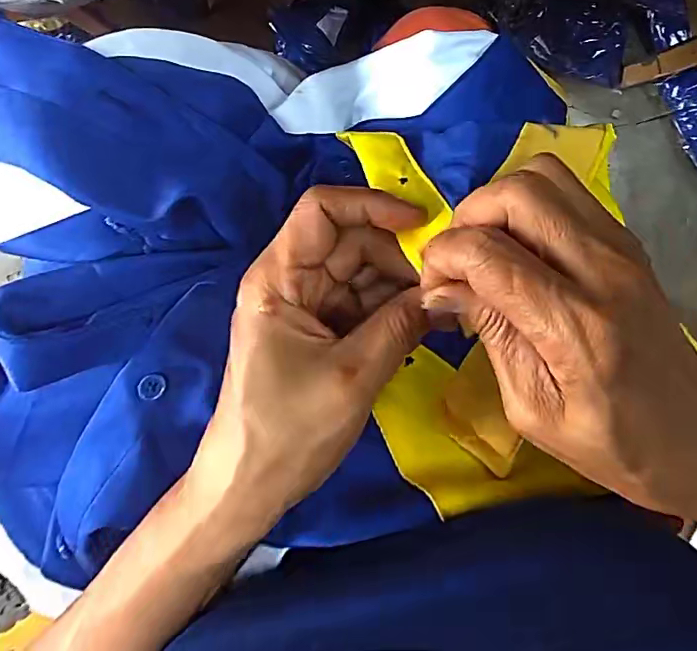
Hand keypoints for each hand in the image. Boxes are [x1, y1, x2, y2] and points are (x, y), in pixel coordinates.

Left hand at [183, 187, 431, 542]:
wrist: (248, 491)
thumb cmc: (286, 432)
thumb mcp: (353, 375)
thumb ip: (402, 324)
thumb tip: (448, 289)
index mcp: (279, 279)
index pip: (322, 209)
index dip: (372, 204)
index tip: (421, 225)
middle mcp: (295, 280)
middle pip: (357, 238)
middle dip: (402, 255)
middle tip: (442, 285)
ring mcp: (313, 302)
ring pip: (371, 267)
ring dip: (406, 283)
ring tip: (441, 310)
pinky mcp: (330, 324)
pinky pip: (372, 296)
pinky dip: (400, 305)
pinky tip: (428, 323)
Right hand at [419, 156, 696, 523]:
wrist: (693, 427)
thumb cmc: (614, 441)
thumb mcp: (535, 410)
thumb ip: (491, 334)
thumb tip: (441, 286)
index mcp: (576, 325)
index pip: (490, 253)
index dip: (444, 257)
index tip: (432, 284)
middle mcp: (602, 268)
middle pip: (520, 192)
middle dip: (469, 214)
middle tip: (458, 259)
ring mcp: (621, 245)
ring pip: (546, 175)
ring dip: (501, 200)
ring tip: (488, 246)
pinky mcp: (627, 238)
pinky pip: (569, 191)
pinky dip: (532, 203)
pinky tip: (522, 246)